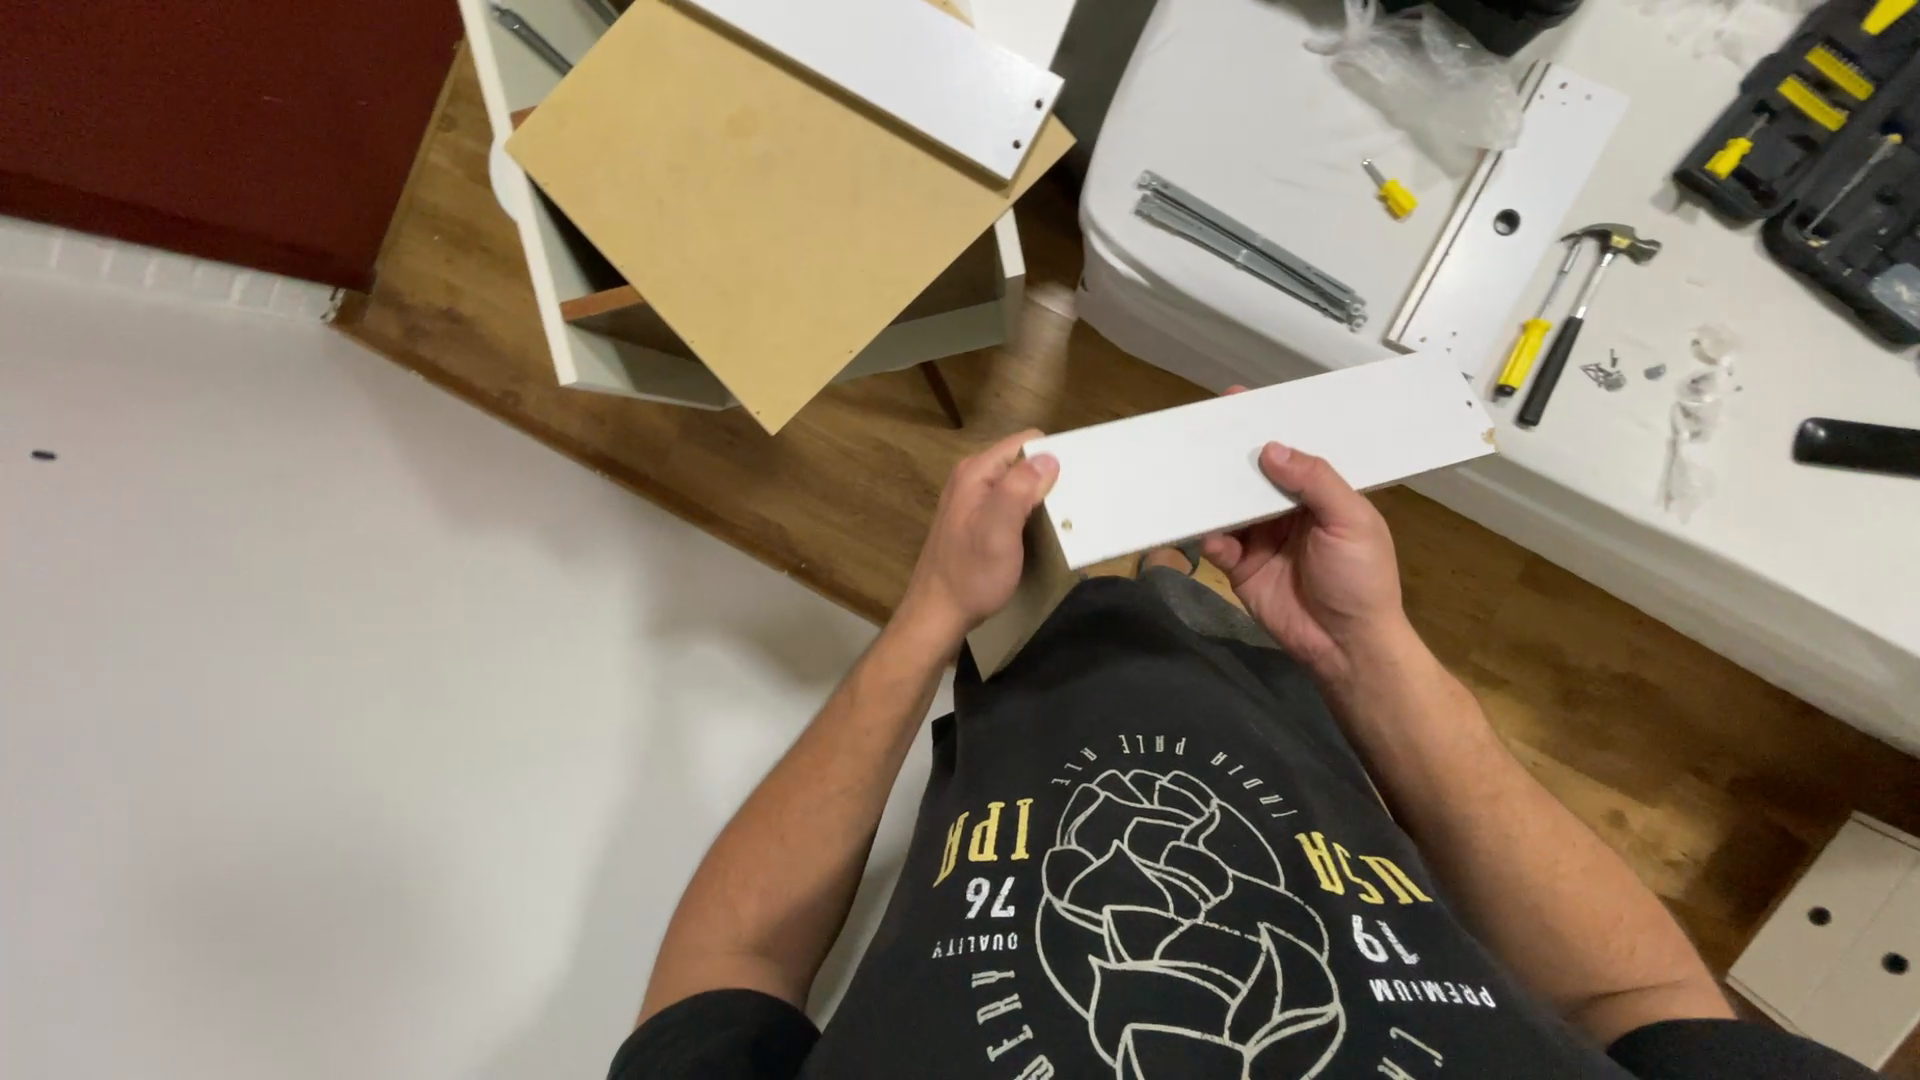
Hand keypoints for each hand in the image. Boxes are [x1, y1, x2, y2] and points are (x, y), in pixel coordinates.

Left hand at [897, 429, 1059, 648]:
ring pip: (1019, 486)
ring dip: (1041, 501)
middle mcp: (972, 479)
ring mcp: (972, 501)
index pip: (1026, 442)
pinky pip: (1011, 506)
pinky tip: (1039, 536)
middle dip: (1049, 480)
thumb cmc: (971, 575)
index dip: (1053, 457)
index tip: (1074, 483)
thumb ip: (1019, 489)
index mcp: (976, 473)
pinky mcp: (976, 523)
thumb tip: (1049, 457)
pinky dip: (1028, 516)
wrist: (938, 614)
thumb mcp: (999, 531)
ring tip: (1061, 523)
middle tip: (1071, 508)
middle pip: (1023, 463)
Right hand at [1200, 396, 1408, 685]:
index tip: (1239, 400)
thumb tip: (1270, 448)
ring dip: (1212, 492)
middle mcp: (1286, 509)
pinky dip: (1208, 534)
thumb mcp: (1352, 521)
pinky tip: (1206, 529)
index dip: (1267, 426)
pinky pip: (1216, 543)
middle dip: (1229, 455)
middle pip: (1252, 475)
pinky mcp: (1238, 565)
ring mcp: (1259, 536)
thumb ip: (1316, 481)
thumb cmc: (1362, 578)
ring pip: (1229, 505)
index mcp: (1320, 494)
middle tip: (1200, 431)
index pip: (1291, 452)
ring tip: (1191, 472)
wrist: (1344, 644)